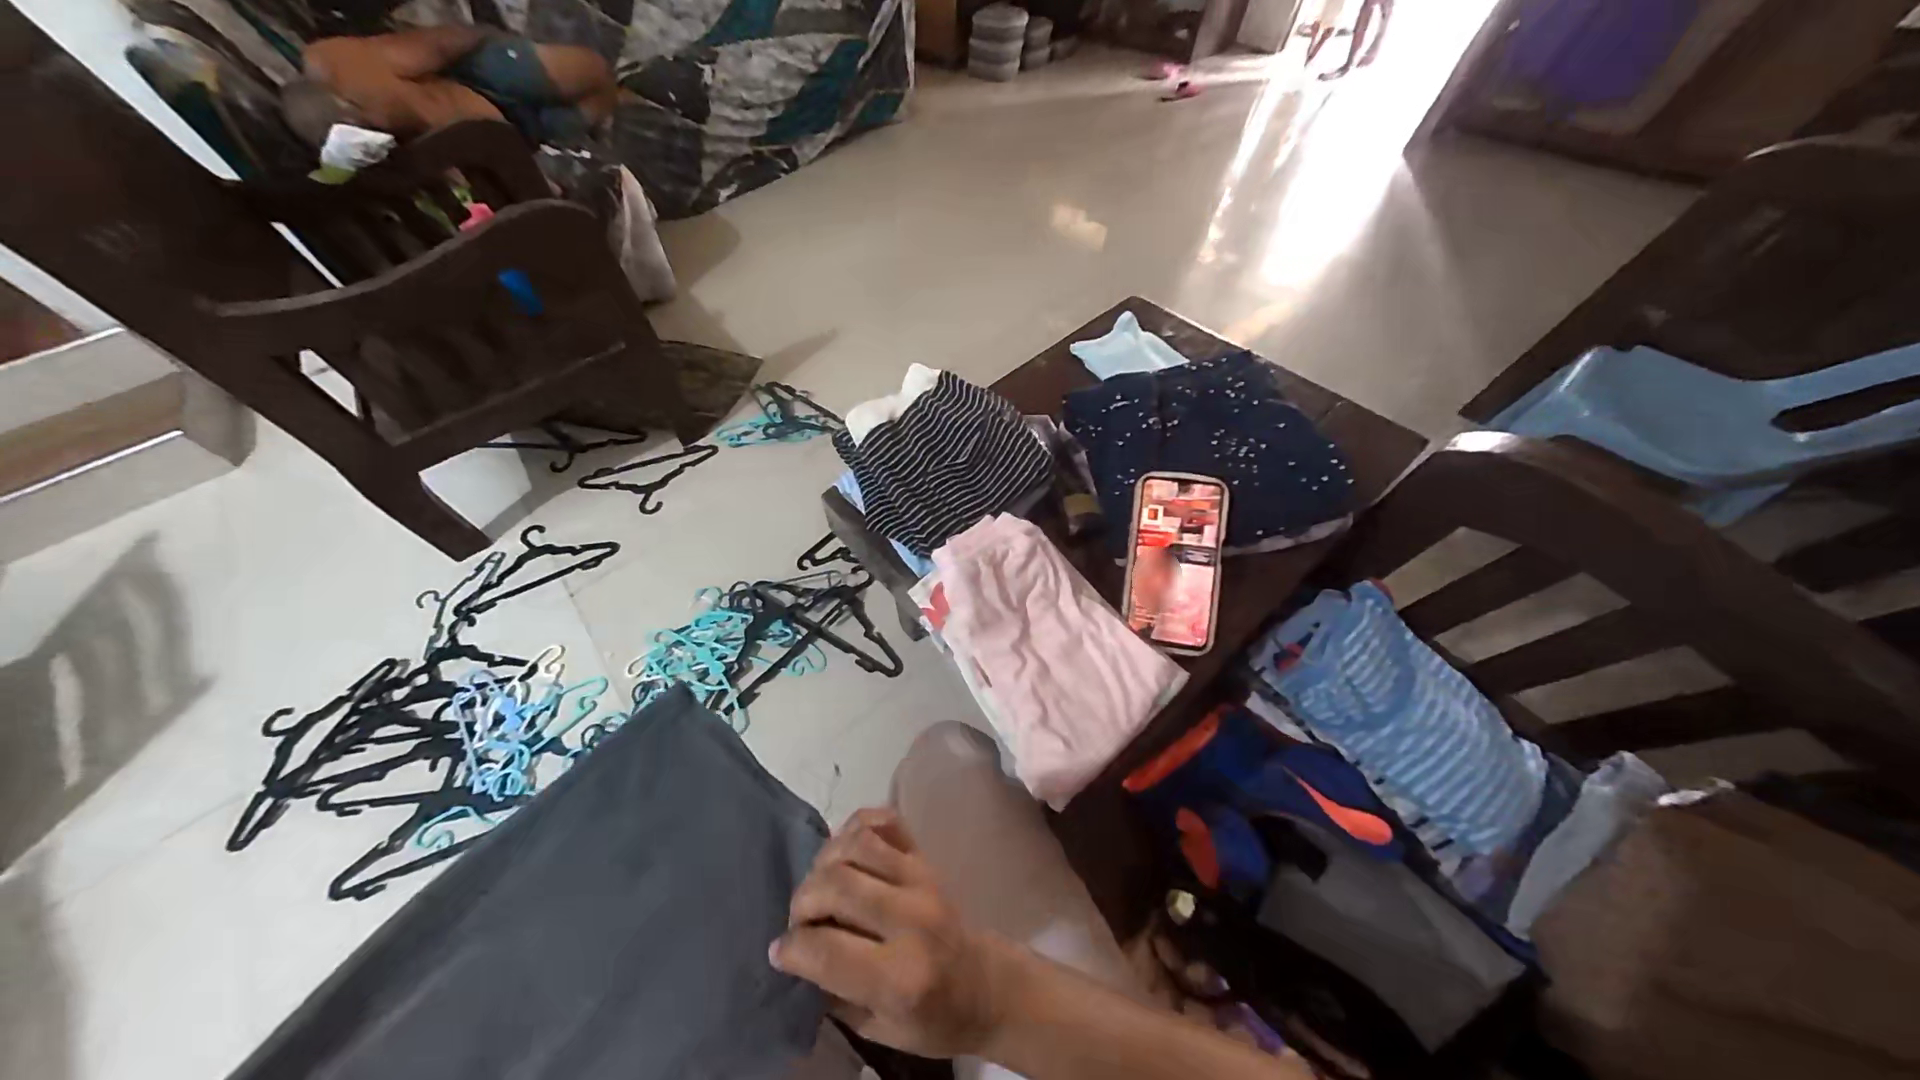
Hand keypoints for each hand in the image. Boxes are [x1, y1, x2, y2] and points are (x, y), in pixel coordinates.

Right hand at [770, 808, 1014, 1058]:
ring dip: (825, 862)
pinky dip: (857, 827)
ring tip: (822, 884)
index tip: (781, 951)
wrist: (984, 984)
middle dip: (803, 901)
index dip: (792, 948)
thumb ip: (833, 990)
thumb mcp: (879, 1028)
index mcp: (899, 977)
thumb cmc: (932, 1017)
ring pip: (856, 846)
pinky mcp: (926, 856)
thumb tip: (790, 951)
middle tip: (801, 918)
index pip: (826, 949)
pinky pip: (885, 821)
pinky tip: (846, 852)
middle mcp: (911, 919)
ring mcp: (921, 879)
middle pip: (836, 886)